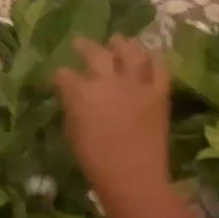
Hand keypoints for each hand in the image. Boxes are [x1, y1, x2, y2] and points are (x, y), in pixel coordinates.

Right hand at [53, 36, 169, 200]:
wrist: (133, 177)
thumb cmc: (93, 159)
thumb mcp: (71, 130)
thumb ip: (72, 107)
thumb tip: (73, 96)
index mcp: (80, 92)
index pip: (63, 74)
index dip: (59, 75)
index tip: (58, 79)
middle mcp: (107, 81)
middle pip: (95, 53)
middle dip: (85, 46)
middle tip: (80, 43)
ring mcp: (136, 85)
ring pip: (131, 53)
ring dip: (123, 44)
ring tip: (117, 40)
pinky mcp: (159, 94)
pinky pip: (160, 70)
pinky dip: (154, 61)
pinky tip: (148, 58)